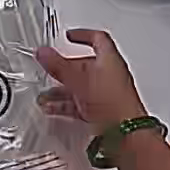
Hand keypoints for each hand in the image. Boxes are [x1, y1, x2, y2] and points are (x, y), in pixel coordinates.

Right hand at [34, 28, 148, 132]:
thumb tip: (44, 52)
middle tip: (50, 68)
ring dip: (62, 89)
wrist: (125, 134)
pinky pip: (81, 103)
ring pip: (81, 87)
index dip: (83, 35)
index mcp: (109, 60)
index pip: (98, 39)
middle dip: (65, 68)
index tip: (70, 36)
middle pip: (85, 65)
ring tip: (46, 95)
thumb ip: (59, 65)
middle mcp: (110, 76)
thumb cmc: (113, 102)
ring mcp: (106, 95)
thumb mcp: (79, 79)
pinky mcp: (103, 112)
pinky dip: (66, 104)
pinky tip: (53, 109)